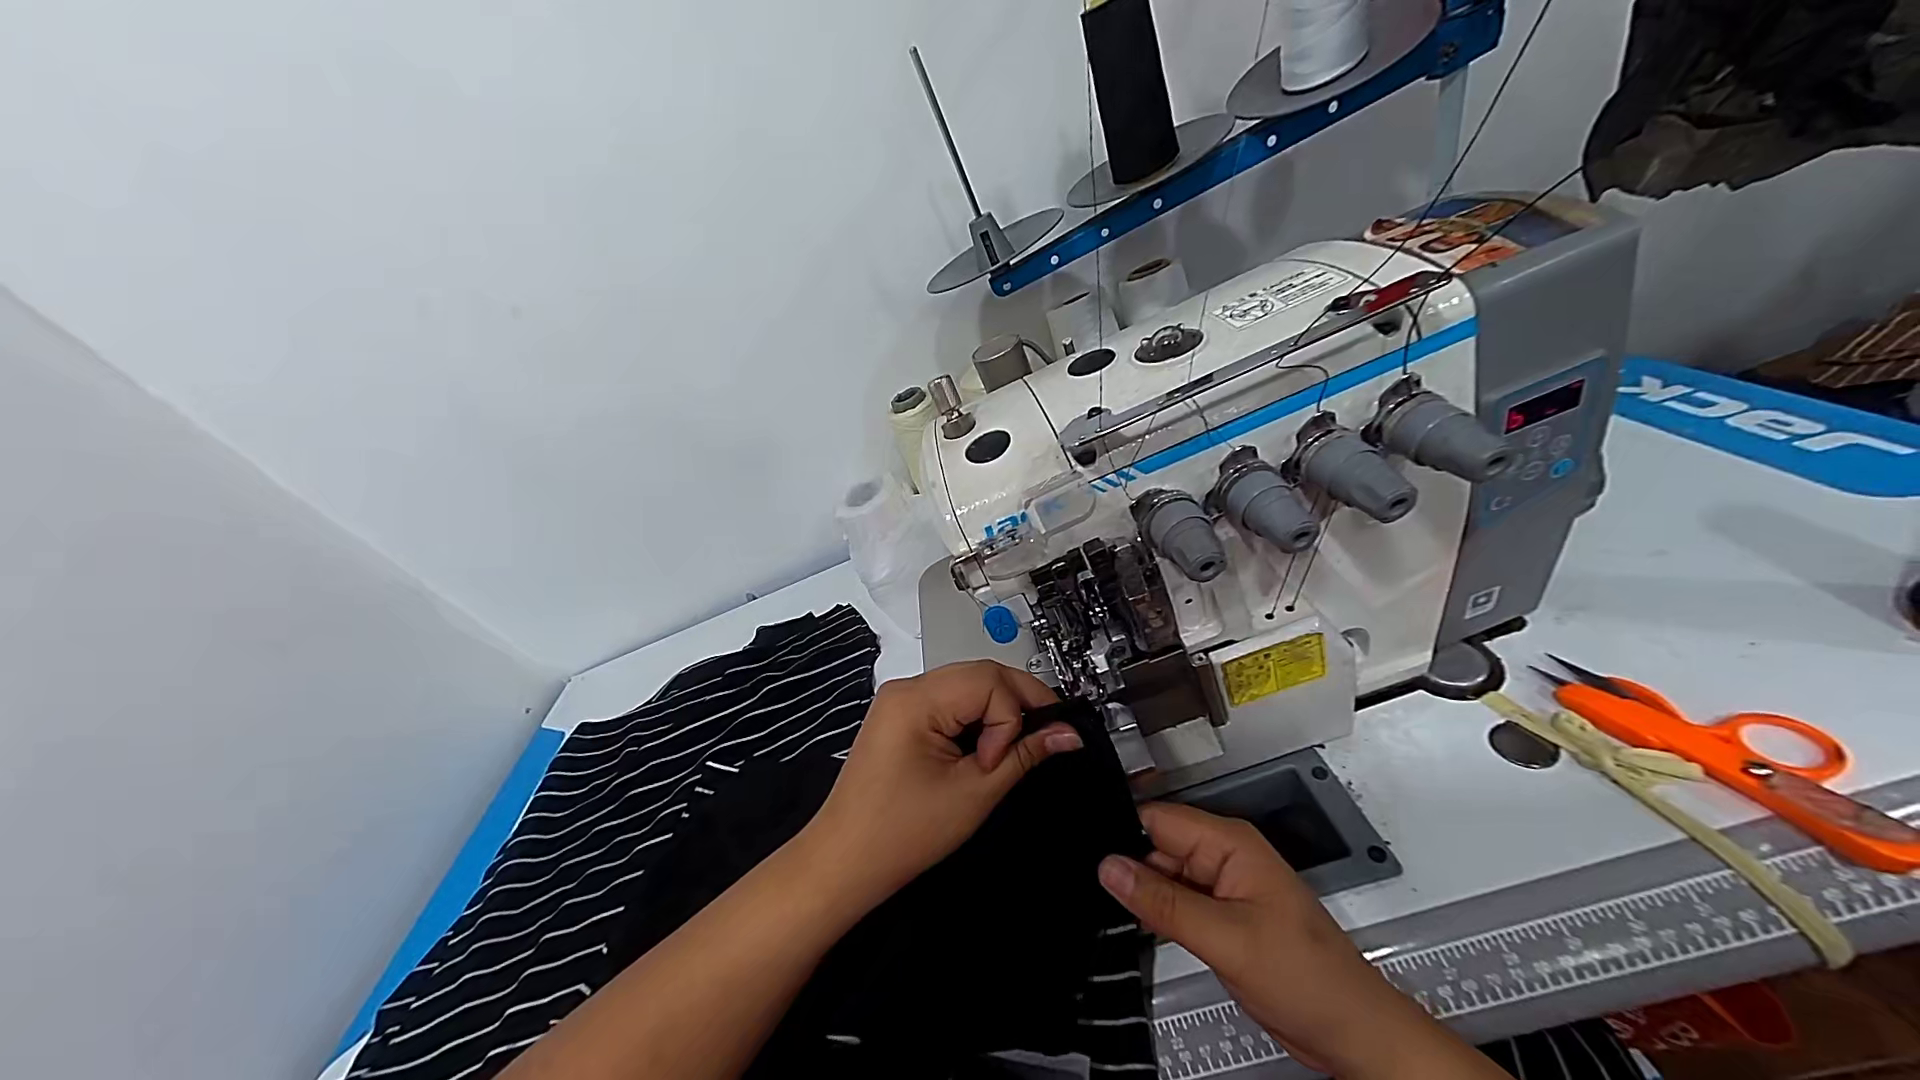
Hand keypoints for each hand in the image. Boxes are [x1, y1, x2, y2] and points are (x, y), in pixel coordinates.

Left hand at [799, 660, 1079, 907]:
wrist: (847, 860)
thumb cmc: (898, 834)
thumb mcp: (973, 794)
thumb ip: (1024, 755)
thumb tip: (1064, 733)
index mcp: (915, 700)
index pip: (990, 680)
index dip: (1012, 717)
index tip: (1007, 758)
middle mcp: (905, 689)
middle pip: (982, 673)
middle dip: (1018, 702)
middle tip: (1042, 737)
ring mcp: (902, 700)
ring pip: (970, 683)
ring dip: (999, 709)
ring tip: (1007, 750)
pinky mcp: (903, 714)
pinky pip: (953, 699)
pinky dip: (977, 716)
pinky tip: (985, 745)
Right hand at [1098, 804, 1496, 1078]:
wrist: (1352, 1035)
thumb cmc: (1308, 978)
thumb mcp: (1227, 938)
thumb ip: (1163, 902)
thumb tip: (1109, 867)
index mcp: (1229, 843)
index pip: (1158, 819)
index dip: (1120, 831)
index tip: (1083, 850)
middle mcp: (1222, 857)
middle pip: (1155, 846)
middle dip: (1125, 865)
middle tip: (1088, 887)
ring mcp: (1219, 888)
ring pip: (1161, 876)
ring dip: (1138, 891)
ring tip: (1102, 905)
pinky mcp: (1217, 917)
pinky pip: (1173, 903)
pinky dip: (1153, 913)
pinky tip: (1129, 922)